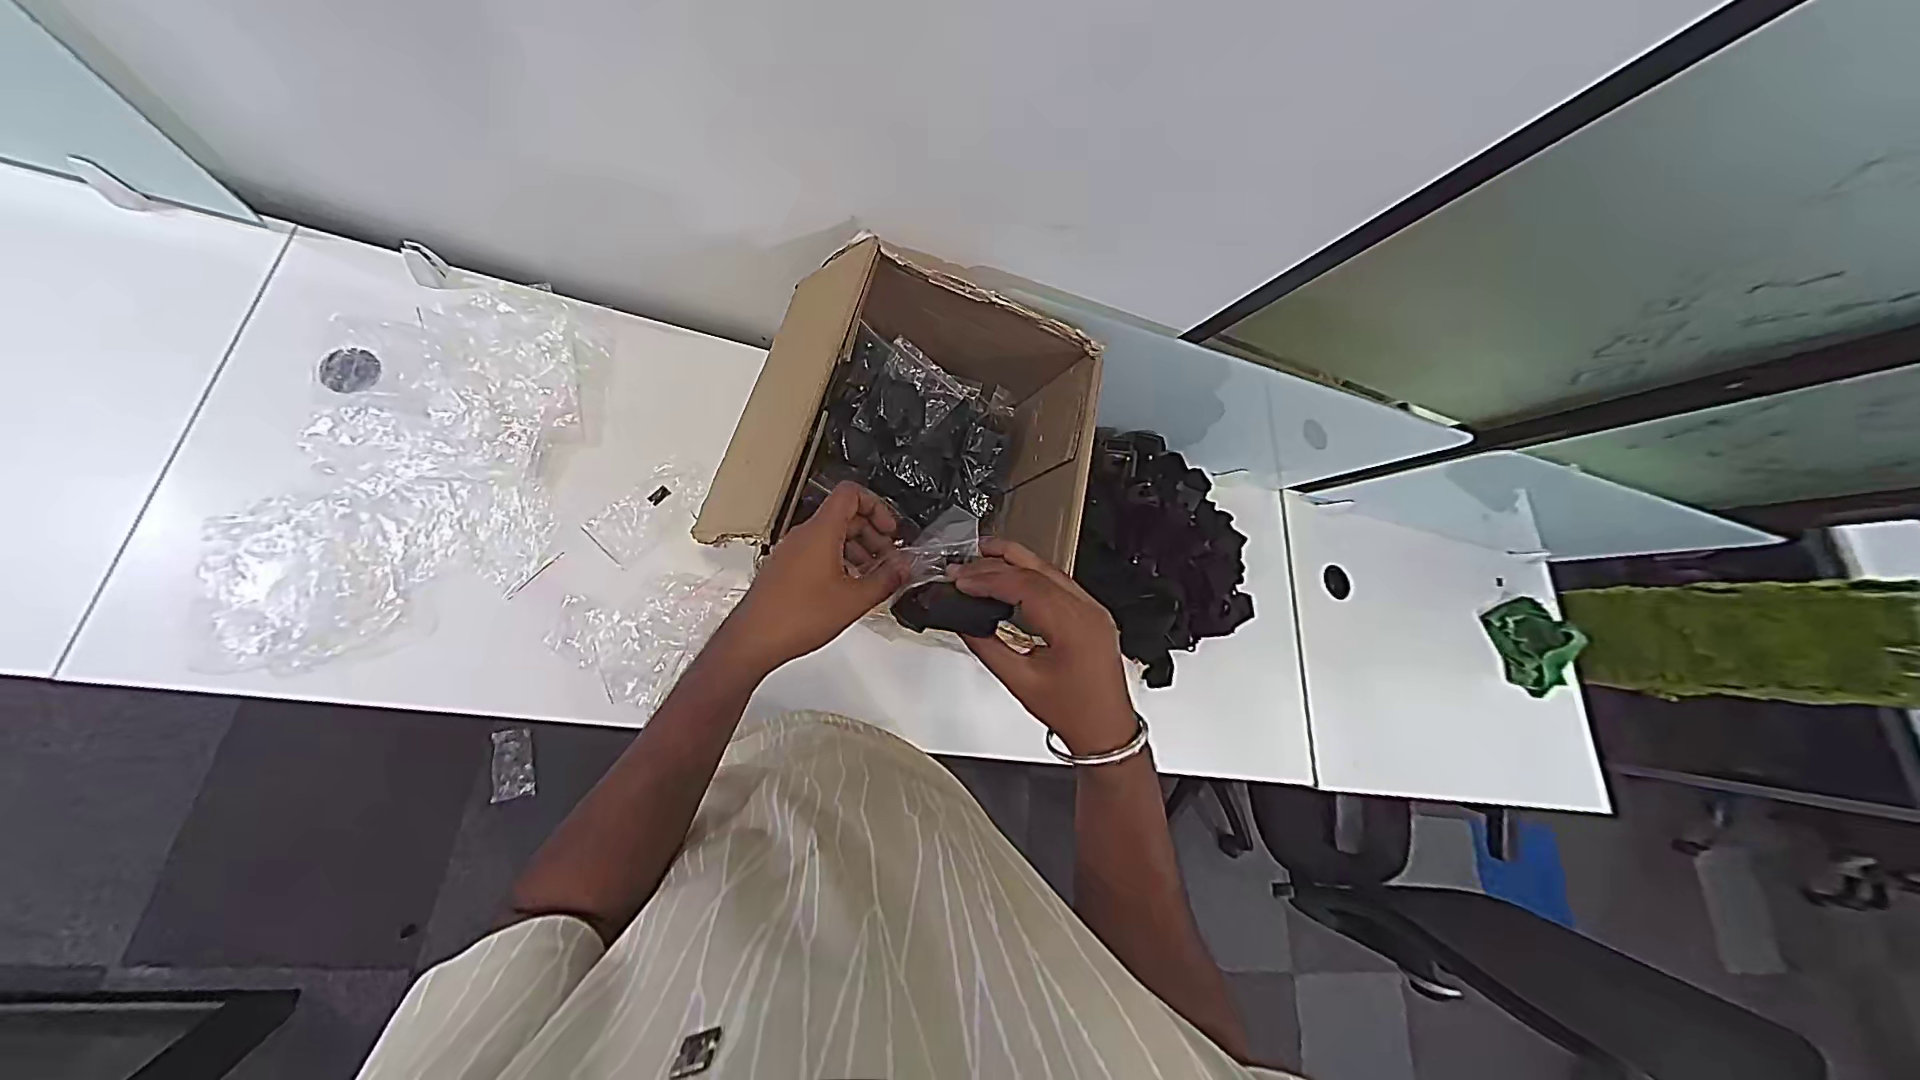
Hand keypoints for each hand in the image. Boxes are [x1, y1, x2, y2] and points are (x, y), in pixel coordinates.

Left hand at [715, 482, 907, 674]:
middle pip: (845, 516)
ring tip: (873, 576)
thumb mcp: (854, 600)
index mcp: (821, 531)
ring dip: (858, 550)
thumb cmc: (794, 617)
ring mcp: (792, 551)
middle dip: (873, 535)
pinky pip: (817, 552)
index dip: (877, 507)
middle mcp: (804, 535)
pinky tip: (849, 587)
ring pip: (832, 535)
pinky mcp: (785, 568)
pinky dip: (839, 561)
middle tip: (889, 559)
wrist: (753, 638)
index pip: (851, 494)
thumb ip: (886, 579)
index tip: (890, 530)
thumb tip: (903, 568)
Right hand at [949, 537, 1136, 755]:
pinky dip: (1031, 575)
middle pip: (1038, 570)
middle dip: (997, 563)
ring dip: (1015, 562)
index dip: (988, 579)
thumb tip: (967, 624)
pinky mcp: (1092, 614)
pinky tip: (1012, 577)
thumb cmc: (1075, 713)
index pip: (1025, 586)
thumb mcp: (1021, 681)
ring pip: (1050, 570)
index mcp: (1073, 627)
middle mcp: (1088, 612)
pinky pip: (1060, 582)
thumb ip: (989, 648)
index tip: (962, 581)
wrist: (1105, 731)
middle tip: (965, 565)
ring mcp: (1093, 610)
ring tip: (984, 558)